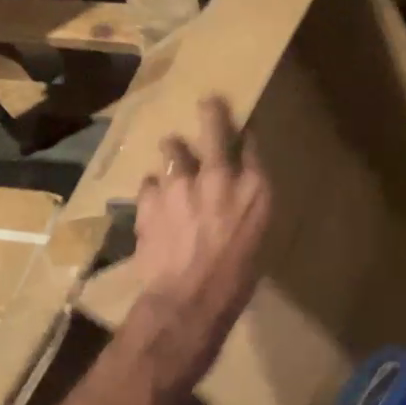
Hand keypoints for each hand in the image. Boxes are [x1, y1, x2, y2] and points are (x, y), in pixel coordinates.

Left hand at [130, 97, 272, 375]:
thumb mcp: (256, 242)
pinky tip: (154, 200)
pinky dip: (152, 190)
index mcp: (254, 188)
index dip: (244, 135)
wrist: (188, 301)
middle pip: (213, 125)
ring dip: (173, 151)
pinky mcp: (150, 198)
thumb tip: (236, 198)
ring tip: (171, 154)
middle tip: (206, 104)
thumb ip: (246, 209)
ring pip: (172, 148)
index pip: (250, 144)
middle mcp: (218, 175)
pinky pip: (149, 183)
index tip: (241, 133)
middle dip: (210, 111)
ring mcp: (179, 183)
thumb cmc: (235, 281)